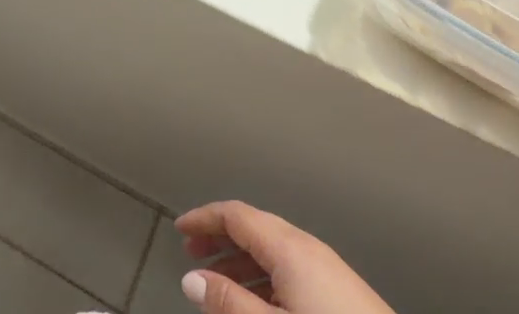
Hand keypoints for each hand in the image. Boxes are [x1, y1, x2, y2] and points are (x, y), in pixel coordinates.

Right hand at [174, 201, 395, 313]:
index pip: (237, 215)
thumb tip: (190, 278)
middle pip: (255, 226)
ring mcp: (327, 268)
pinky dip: (262, 275)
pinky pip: (289, 267)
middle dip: (220, 236)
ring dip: (240, 258)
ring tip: (216, 283)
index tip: (179, 231)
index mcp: (289, 249)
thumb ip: (229, 302)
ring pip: (272, 249)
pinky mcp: (339, 290)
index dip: (204, 219)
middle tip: (191, 255)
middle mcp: (307, 248)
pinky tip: (254, 303)